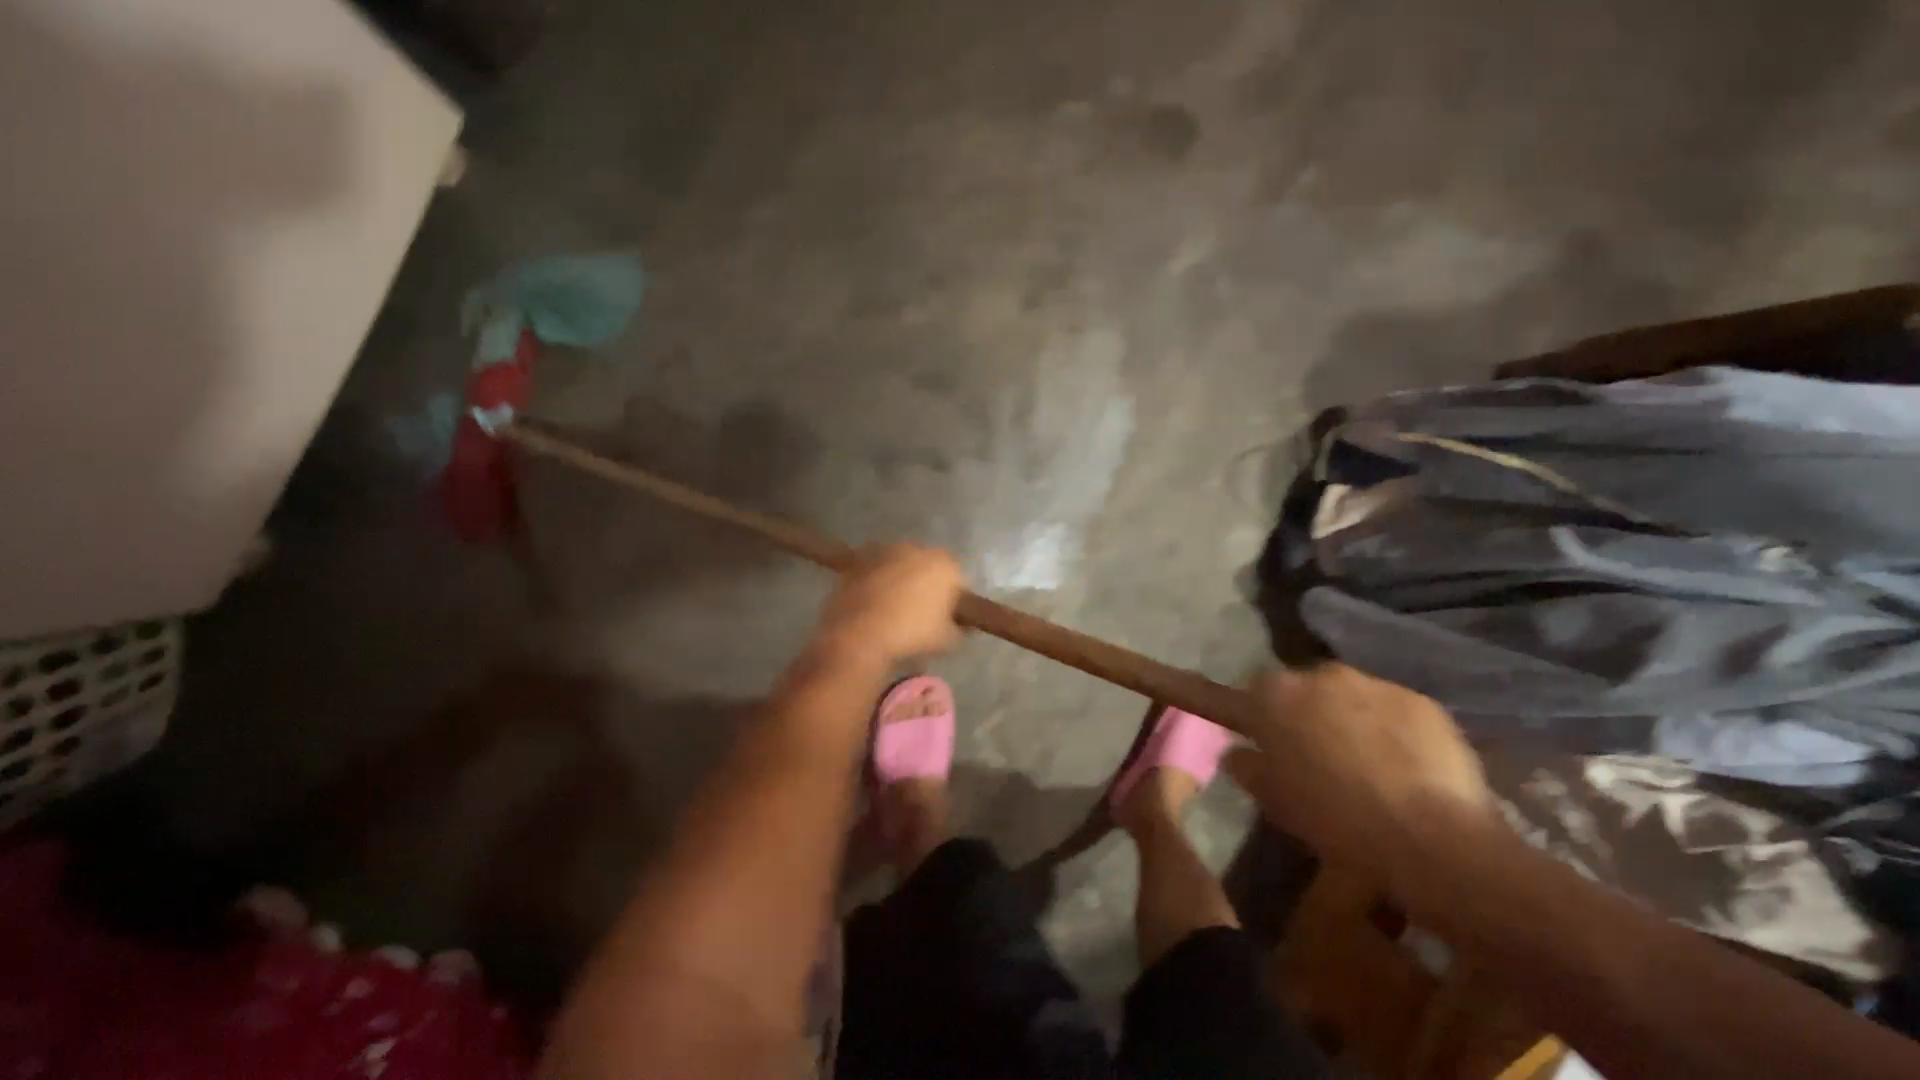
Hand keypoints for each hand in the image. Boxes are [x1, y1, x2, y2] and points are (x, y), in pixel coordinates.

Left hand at [813, 543, 964, 664]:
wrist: (861, 635)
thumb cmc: (912, 635)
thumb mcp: (948, 640)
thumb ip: (959, 629)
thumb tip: (960, 626)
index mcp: (946, 565)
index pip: (957, 579)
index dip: (952, 599)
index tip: (945, 617)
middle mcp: (917, 549)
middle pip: (927, 566)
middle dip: (924, 584)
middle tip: (917, 612)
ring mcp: (885, 550)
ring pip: (898, 563)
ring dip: (897, 577)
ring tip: (889, 607)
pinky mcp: (858, 559)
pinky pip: (869, 565)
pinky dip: (870, 576)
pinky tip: (867, 596)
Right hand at [1229, 663, 1498, 886]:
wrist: (1426, 835)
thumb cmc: (1333, 818)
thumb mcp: (1275, 802)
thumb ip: (1249, 768)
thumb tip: (1237, 753)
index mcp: (1275, 697)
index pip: (1248, 690)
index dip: (1253, 712)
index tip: (1256, 732)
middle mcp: (1321, 676)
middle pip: (1303, 688)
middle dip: (1303, 713)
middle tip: (1310, 753)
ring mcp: (1375, 683)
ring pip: (1350, 696)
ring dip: (1347, 718)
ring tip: (1362, 762)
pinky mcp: (1420, 701)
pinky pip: (1393, 710)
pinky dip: (1391, 729)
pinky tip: (1402, 766)